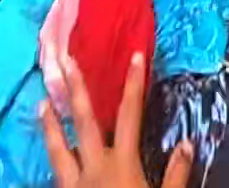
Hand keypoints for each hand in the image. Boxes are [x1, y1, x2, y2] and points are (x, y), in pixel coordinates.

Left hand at [41, 52, 191, 187]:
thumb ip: (175, 176)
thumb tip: (188, 143)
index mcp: (121, 164)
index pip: (129, 114)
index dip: (134, 83)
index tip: (136, 54)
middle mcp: (94, 169)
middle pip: (85, 122)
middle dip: (77, 91)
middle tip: (66, 61)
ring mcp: (75, 187)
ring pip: (58, 150)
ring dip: (50, 126)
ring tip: (40, 103)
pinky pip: (55, 177)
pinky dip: (50, 161)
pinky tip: (47, 156)